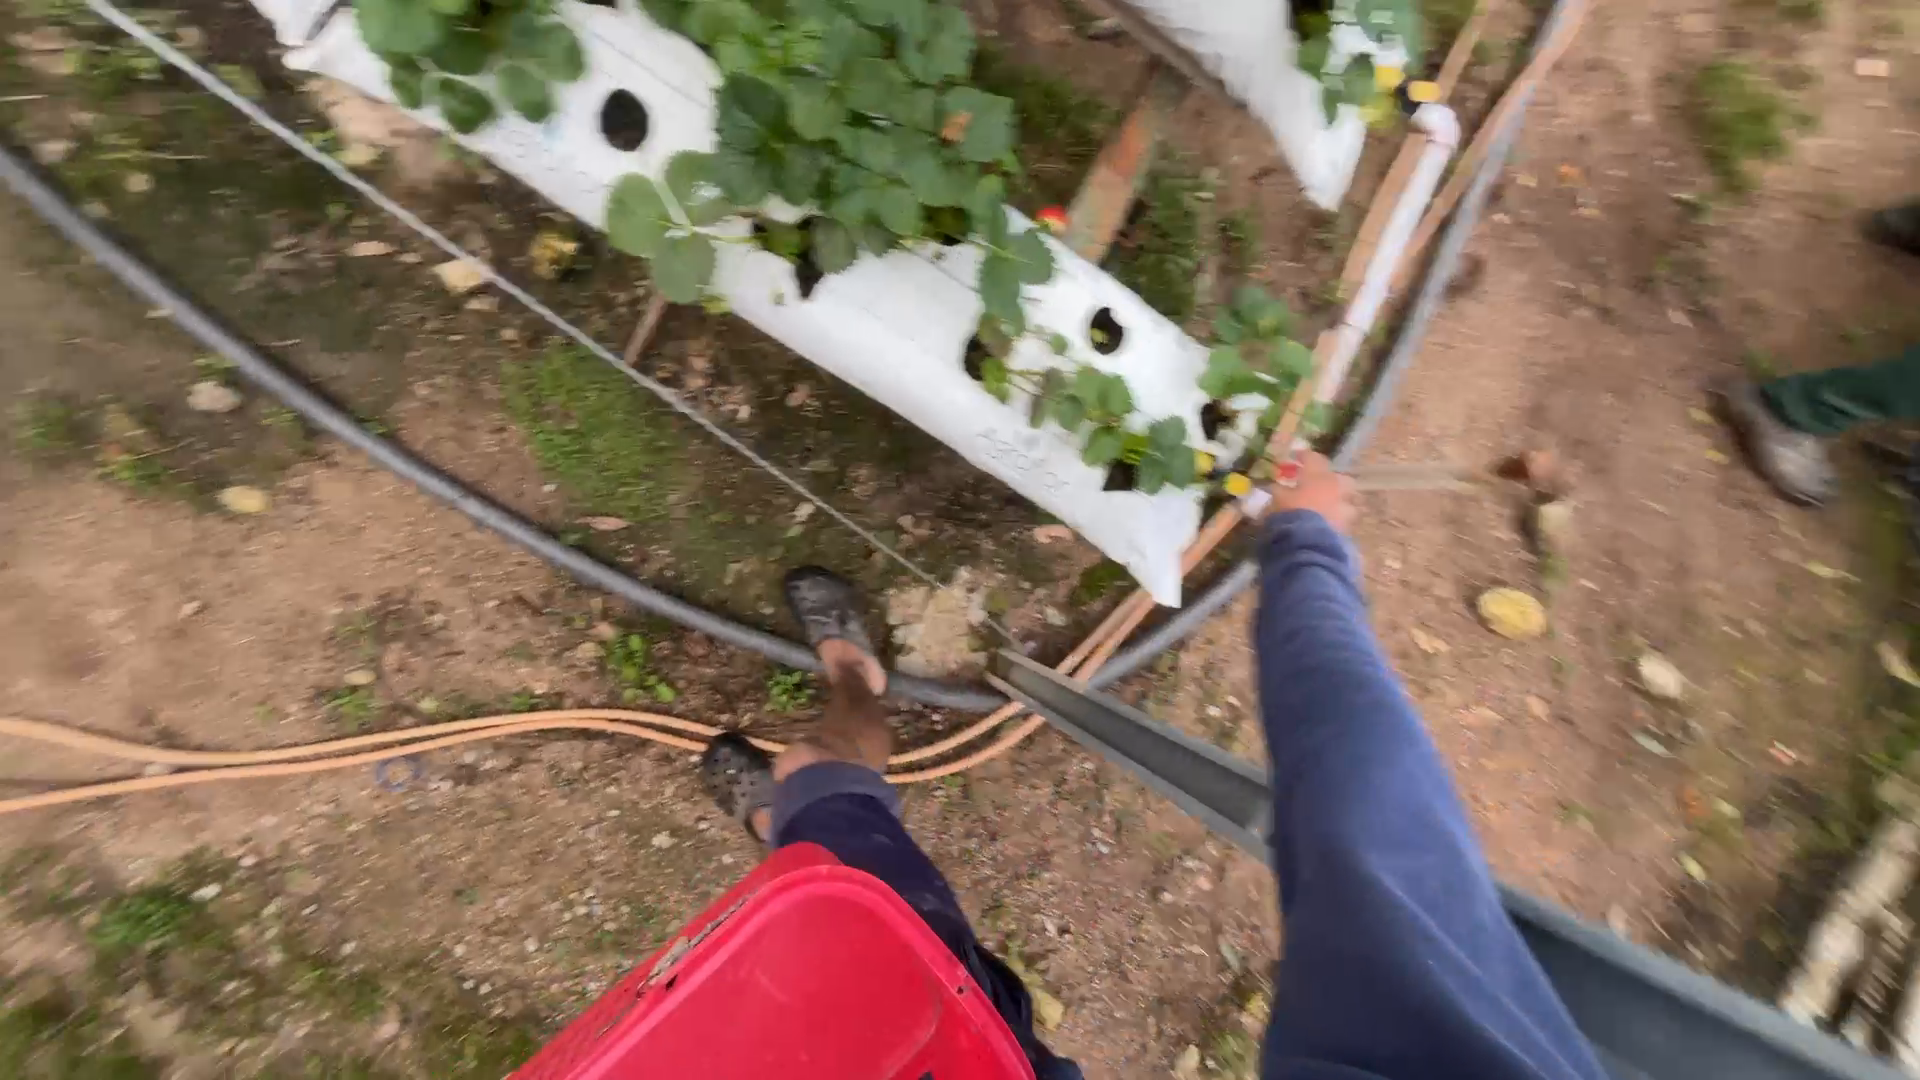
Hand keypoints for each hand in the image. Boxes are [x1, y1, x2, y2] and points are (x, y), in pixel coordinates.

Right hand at [1265, 452, 1356, 533]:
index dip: (1303, 455)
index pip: (1313, 458)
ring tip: (1321, 507)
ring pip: (1344, 499)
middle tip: (1314, 483)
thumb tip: (1276, 486)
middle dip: (1327, 479)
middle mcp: (1336, 487)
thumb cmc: (1290, 514)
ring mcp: (1344, 507)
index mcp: (1318, 476)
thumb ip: (1277, 491)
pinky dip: (1332, 518)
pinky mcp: (1346, 527)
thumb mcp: (1276, 499)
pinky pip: (1340, 518)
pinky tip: (1321, 523)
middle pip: (1338, 477)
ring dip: (1334, 500)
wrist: (1307, 543)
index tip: (1294, 456)